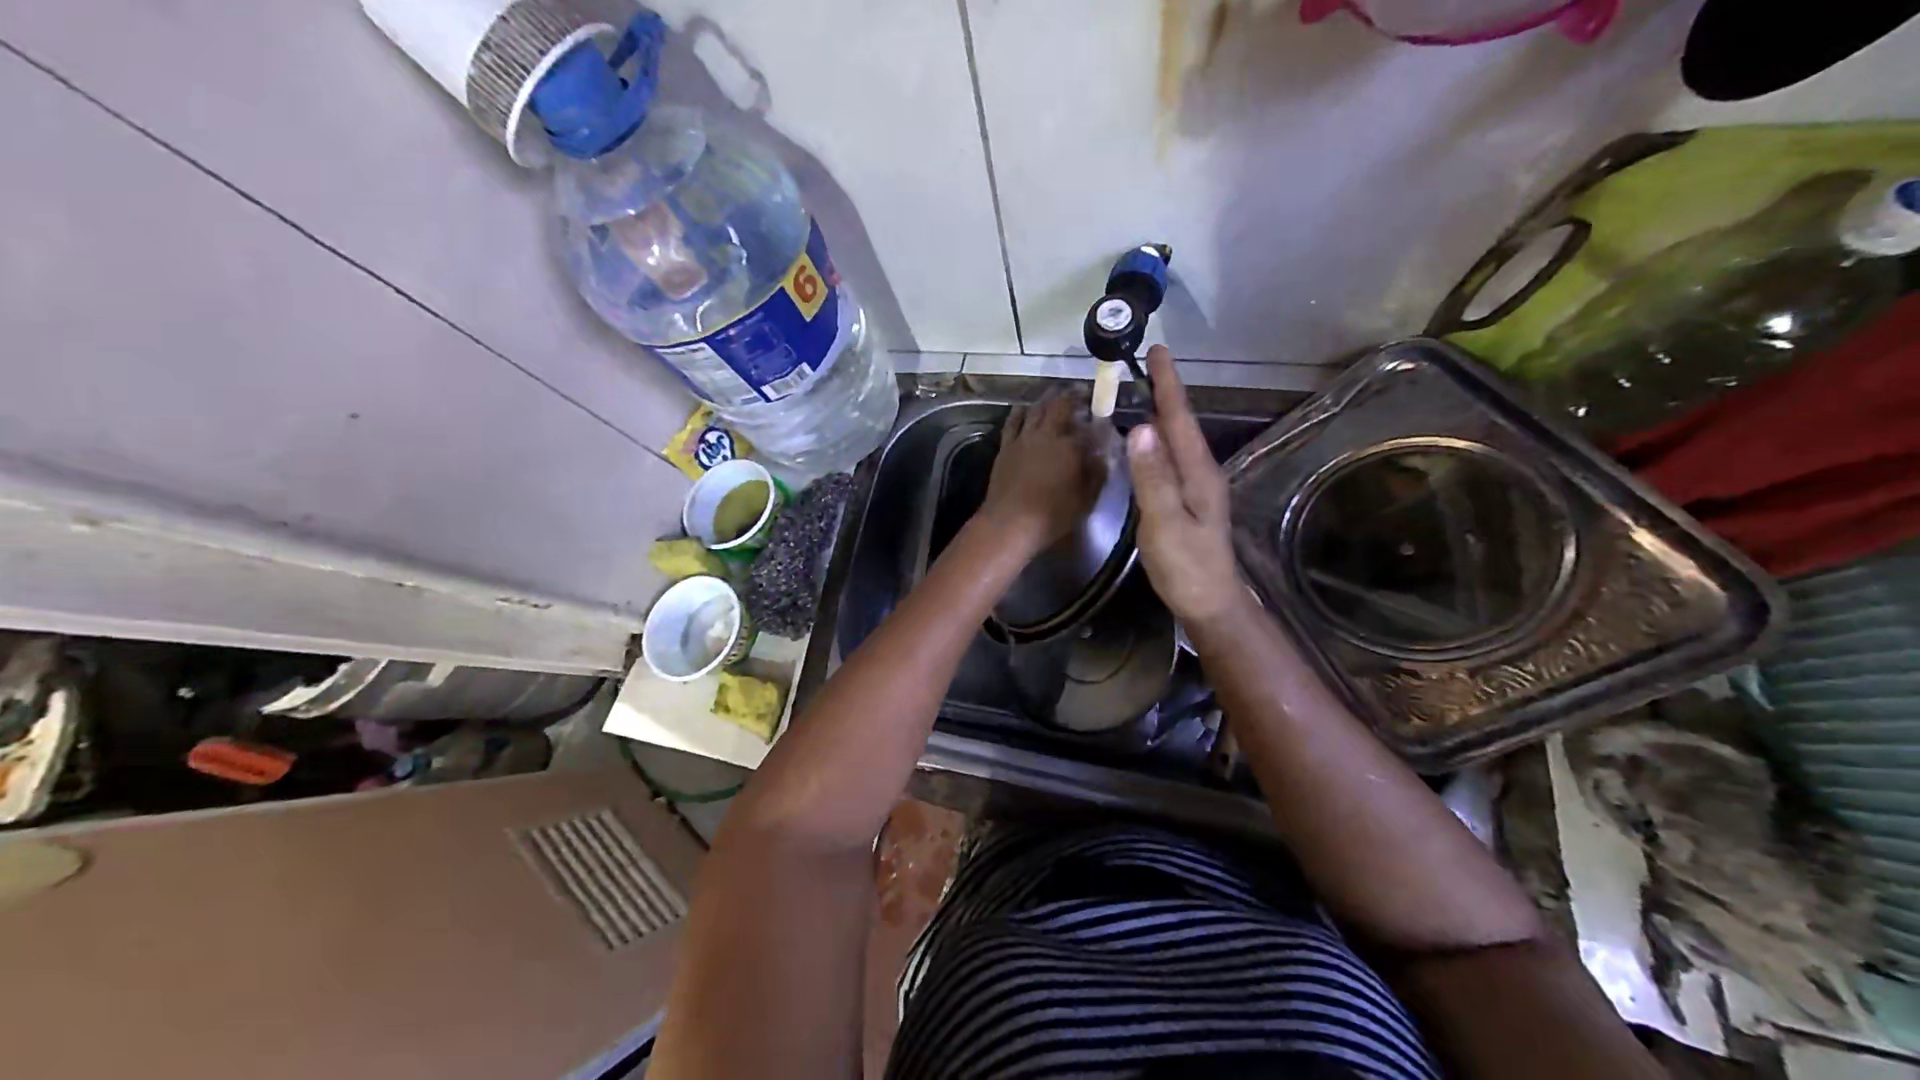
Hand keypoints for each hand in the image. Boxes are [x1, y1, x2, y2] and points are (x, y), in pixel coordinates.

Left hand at [978, 394, 1105, 555]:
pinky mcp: (1006, 447)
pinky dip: (1020, 411)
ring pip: (1036, 409)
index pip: (1087, 425)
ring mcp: (1023, 438)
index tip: (1101, 412)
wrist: (1010, 523)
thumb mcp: (1085, 499)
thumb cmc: (1052, 514)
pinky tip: (1023, 407)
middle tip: (1080, 392)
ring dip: (1047, 399)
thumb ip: (1096, 473)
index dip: (1095, 416)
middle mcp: (1047, 434)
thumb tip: (1102, 454)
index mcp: (1070, 446)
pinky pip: (1013, 422)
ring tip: (1056, 394)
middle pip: (1060, 406)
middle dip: (1072, 396)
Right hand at [1126, 346, 1249, 632]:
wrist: (1209, 603)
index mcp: (1197, 472)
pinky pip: (1171, 459)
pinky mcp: (1189, 502)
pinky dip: (1159, 440)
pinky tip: (1148, 444)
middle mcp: (1201, 473)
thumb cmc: (1186, 566)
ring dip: (1163, 414)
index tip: (1158, 350)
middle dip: (1165, 392)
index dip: (1168, 384)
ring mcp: (1197, 488)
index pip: (1180, 418)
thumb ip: (1153, 477)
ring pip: (1177, 441)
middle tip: (1148, 365)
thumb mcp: (1165, 522)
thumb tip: (1140, 429)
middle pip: (1181, 424)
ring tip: (1146, 393)